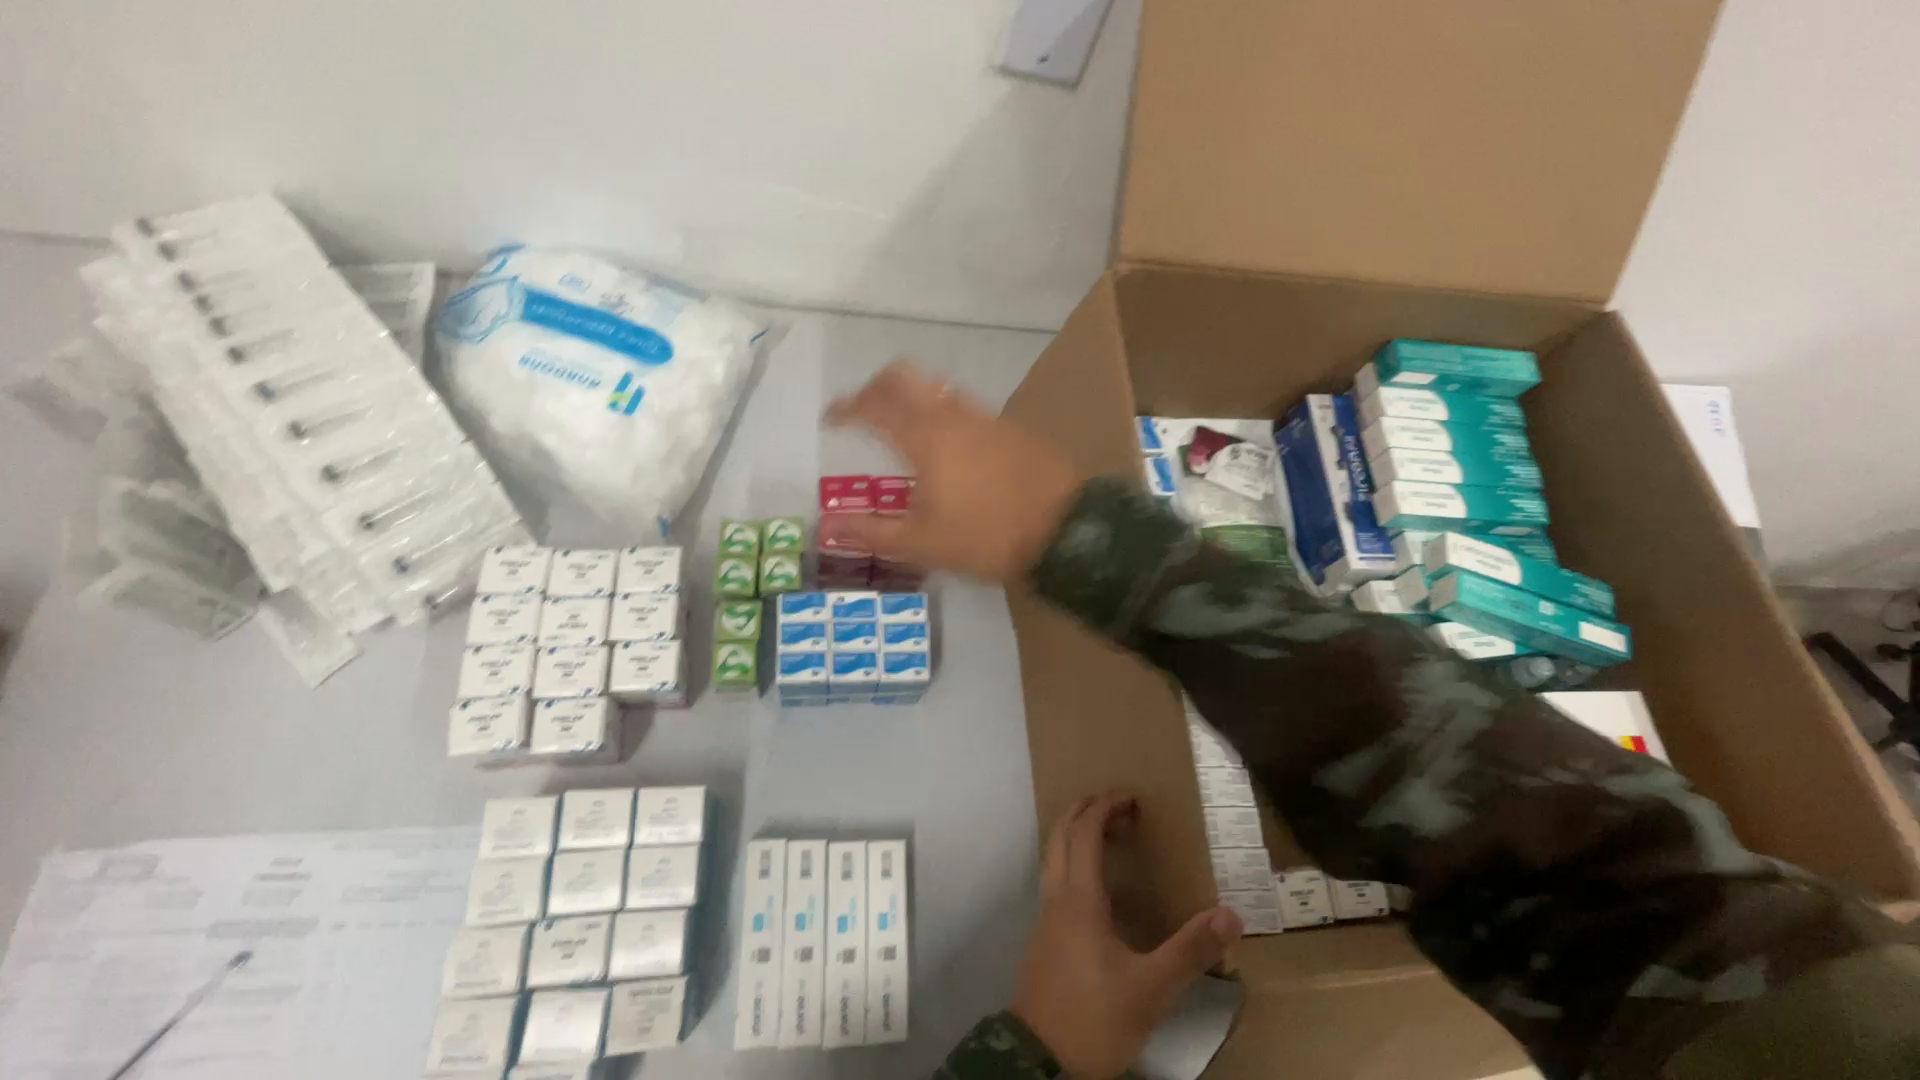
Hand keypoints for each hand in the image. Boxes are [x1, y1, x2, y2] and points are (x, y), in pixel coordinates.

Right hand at [823, 361, 1085, 583]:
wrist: (1066, 529)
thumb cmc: (986, 537)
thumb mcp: (921, 544)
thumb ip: (871, 531)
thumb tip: (827, 524)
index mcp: (924, 437)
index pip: (873, 406)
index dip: (846, 408)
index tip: (830, 419)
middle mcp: (952, 415)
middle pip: (904, 377)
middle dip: (877, 387)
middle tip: (864, 411)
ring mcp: (985, 417)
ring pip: (938, 388)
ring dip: (913, 396)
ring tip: (903, 425)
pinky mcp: (1010, 428)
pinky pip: (965, 405)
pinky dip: (943, 411)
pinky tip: (949, 445)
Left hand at [1011, 792, 1242, 1078]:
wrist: (1039, 1061)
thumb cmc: (1094, 1017)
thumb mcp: (1151, 988)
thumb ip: (1190, 950)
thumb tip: (1231, 913)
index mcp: (1078, 900)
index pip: (1084, 834)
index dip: (1103, 808)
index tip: (1129, 797)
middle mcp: (1056, 900)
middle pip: (1059, 837)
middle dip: (1082, 811)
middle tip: (1115, 803)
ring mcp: (1044, 920)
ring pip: (1052, 859)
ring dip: (1074, 837)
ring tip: (1108, 837)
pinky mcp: (1043, 941)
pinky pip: (1054, 883)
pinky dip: (1072, 864)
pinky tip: (1097, 890)